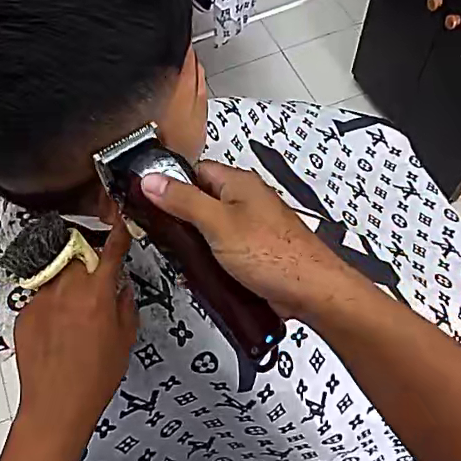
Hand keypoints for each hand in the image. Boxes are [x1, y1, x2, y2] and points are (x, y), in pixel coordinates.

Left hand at [11, 220, 135, 436]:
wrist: (56, 405)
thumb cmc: (93, 378)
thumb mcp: (125, 339)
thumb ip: (124, 305)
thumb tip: (121, 289)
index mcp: (97, 295)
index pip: (110, 250)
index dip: (117, 232)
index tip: (119, 219)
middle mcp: (66, 291)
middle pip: (78, 254)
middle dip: (90, 255)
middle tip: (99, 270)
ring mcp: (41, 300)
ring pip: (58, 272)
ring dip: (71, 277)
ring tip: (79, 304)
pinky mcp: (23, 313)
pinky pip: (42, 294)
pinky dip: (54, 300)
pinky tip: (62, 325)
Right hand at [140, 162, 363, 320]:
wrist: (310, 291)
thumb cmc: (279, 255)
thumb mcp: (218, 224)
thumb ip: (184, 201)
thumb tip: (153, 181)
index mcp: (239, 183)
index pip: (194, 170)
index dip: (171, 183)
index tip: (151, 199)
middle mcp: (248, 202)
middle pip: (201, 202)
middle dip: (183, 222)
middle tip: (170, 236)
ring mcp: (252, 229)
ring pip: (211, 231)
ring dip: (198, 246)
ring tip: (191, 259)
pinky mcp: (255, 253)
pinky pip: (224, 252)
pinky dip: (214, 262)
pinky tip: (209, 274)